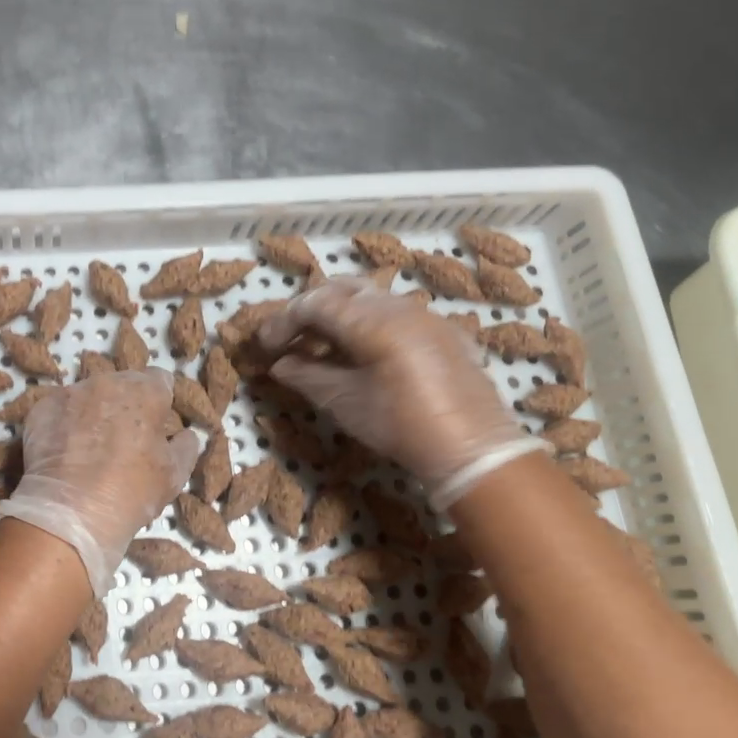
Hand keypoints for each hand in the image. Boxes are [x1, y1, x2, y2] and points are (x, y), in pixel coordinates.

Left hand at [0, 370, 203, 594]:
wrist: (71, 511)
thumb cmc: (132, 491)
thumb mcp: (174, 475)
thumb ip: (185, 446)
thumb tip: (186, 434)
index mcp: (144, 390)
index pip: (160, 380)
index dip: (160, 401)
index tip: (156, 424)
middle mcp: (106, 381)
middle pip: (121, 385)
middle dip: (125, 404)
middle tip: (124, 439)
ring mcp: (69, 393)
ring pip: (88, 396)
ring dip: (93, 412)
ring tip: (91, 447)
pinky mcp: (40, 410)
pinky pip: (59, 411)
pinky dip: (64, 424)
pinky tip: (66, 452)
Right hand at [256, 276, 547, 508]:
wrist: (473, 447)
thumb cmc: (400, 426)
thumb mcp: (344, 402)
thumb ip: (308, 376)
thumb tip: (280, 364)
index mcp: (372, 321)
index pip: (315, 304)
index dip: (283, 321)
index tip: (264, 345)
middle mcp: (399, 306)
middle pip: (343, 289)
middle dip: (310, 308)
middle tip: (289, 336)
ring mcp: (426, 315)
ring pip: (372, 297)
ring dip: (340, 314)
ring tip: (321, 344)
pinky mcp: (444, 331)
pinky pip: (397, 313)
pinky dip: (369, 322)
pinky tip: (362, 352)